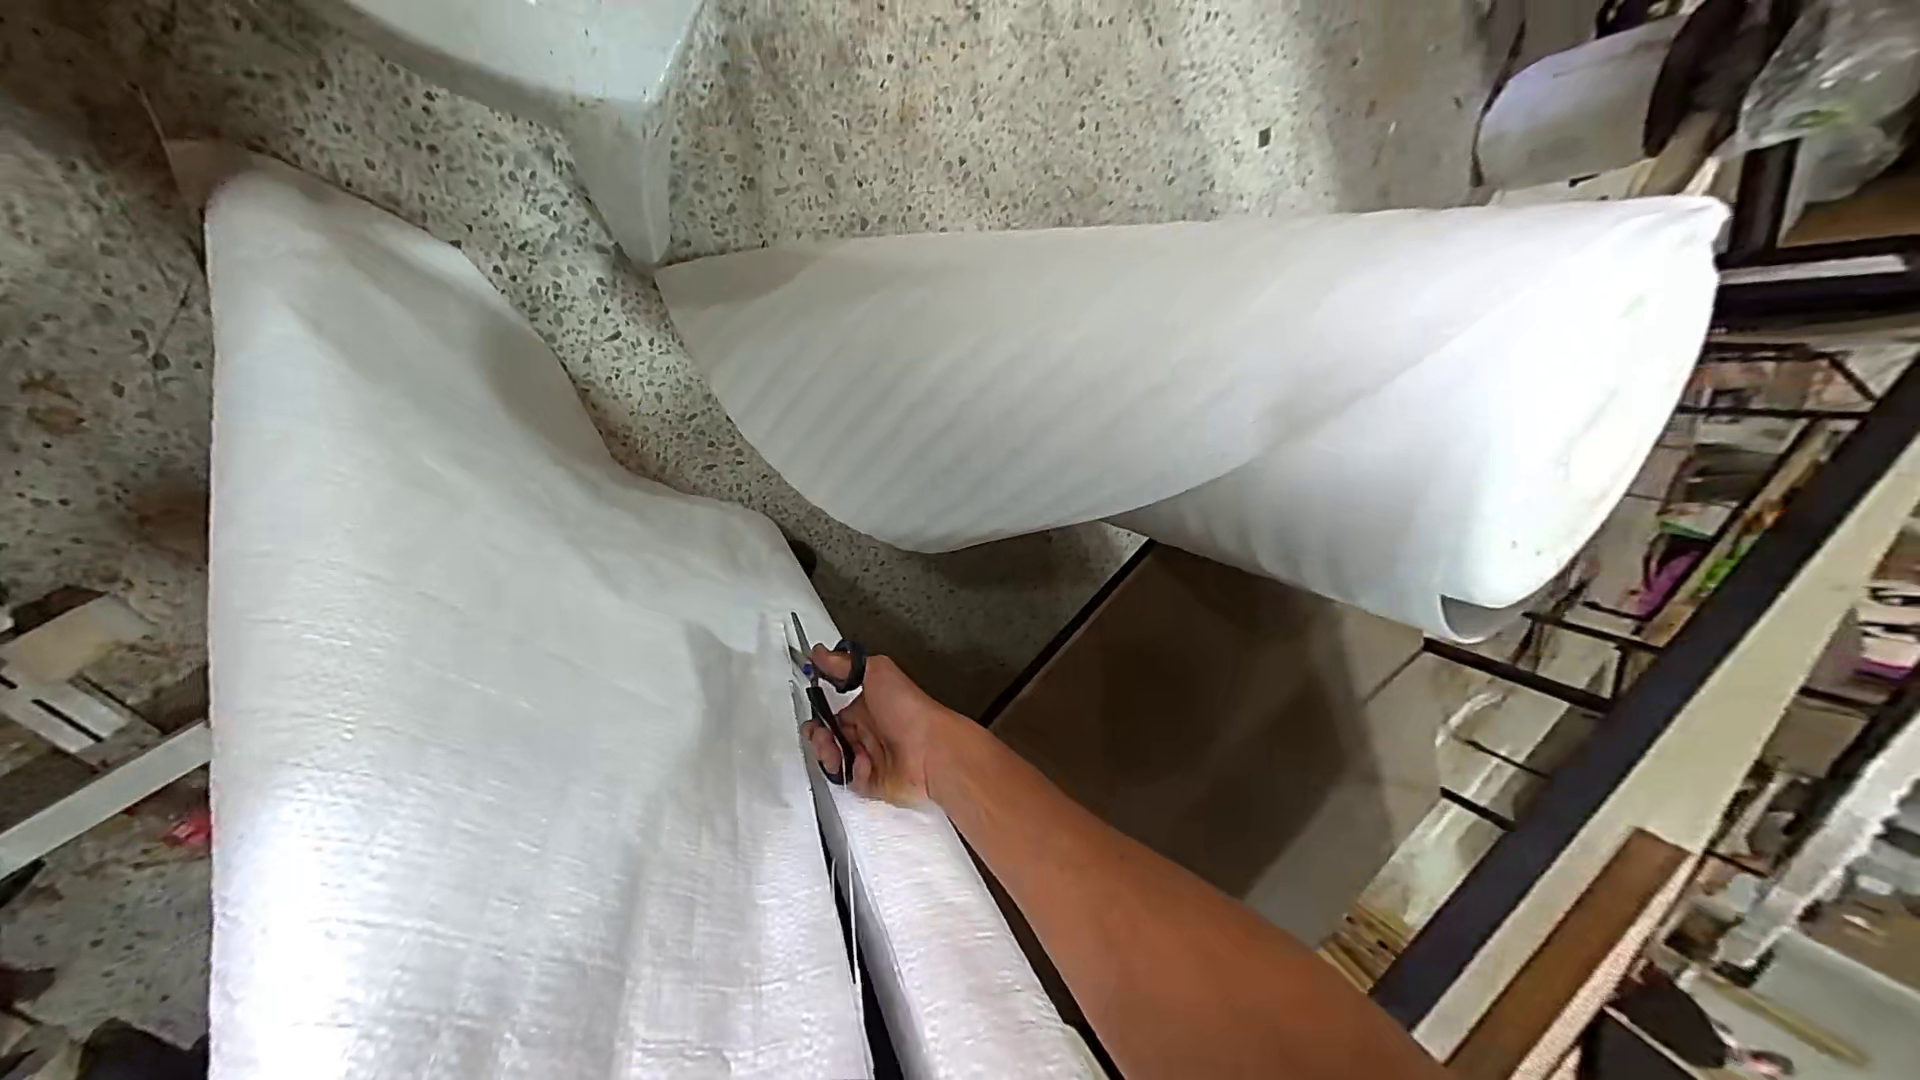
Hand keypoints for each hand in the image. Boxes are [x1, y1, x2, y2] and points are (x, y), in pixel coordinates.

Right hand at [802, 645, 961, 804]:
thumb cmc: (910, 709)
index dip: (819, 712)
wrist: (930, 749)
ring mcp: (871, 757)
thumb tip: (822, 653)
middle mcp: (870, 731)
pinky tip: (863, 763)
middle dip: (818, 736)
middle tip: (823, 735)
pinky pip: (849, 780)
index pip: (834, 710)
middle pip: (829, 736)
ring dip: (828, 754)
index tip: (813, 711)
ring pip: (834, 759)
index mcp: (869, 706)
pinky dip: (851, 772)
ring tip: (836, 751)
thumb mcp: (876, 672)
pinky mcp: (874, 781)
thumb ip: (844, 664)